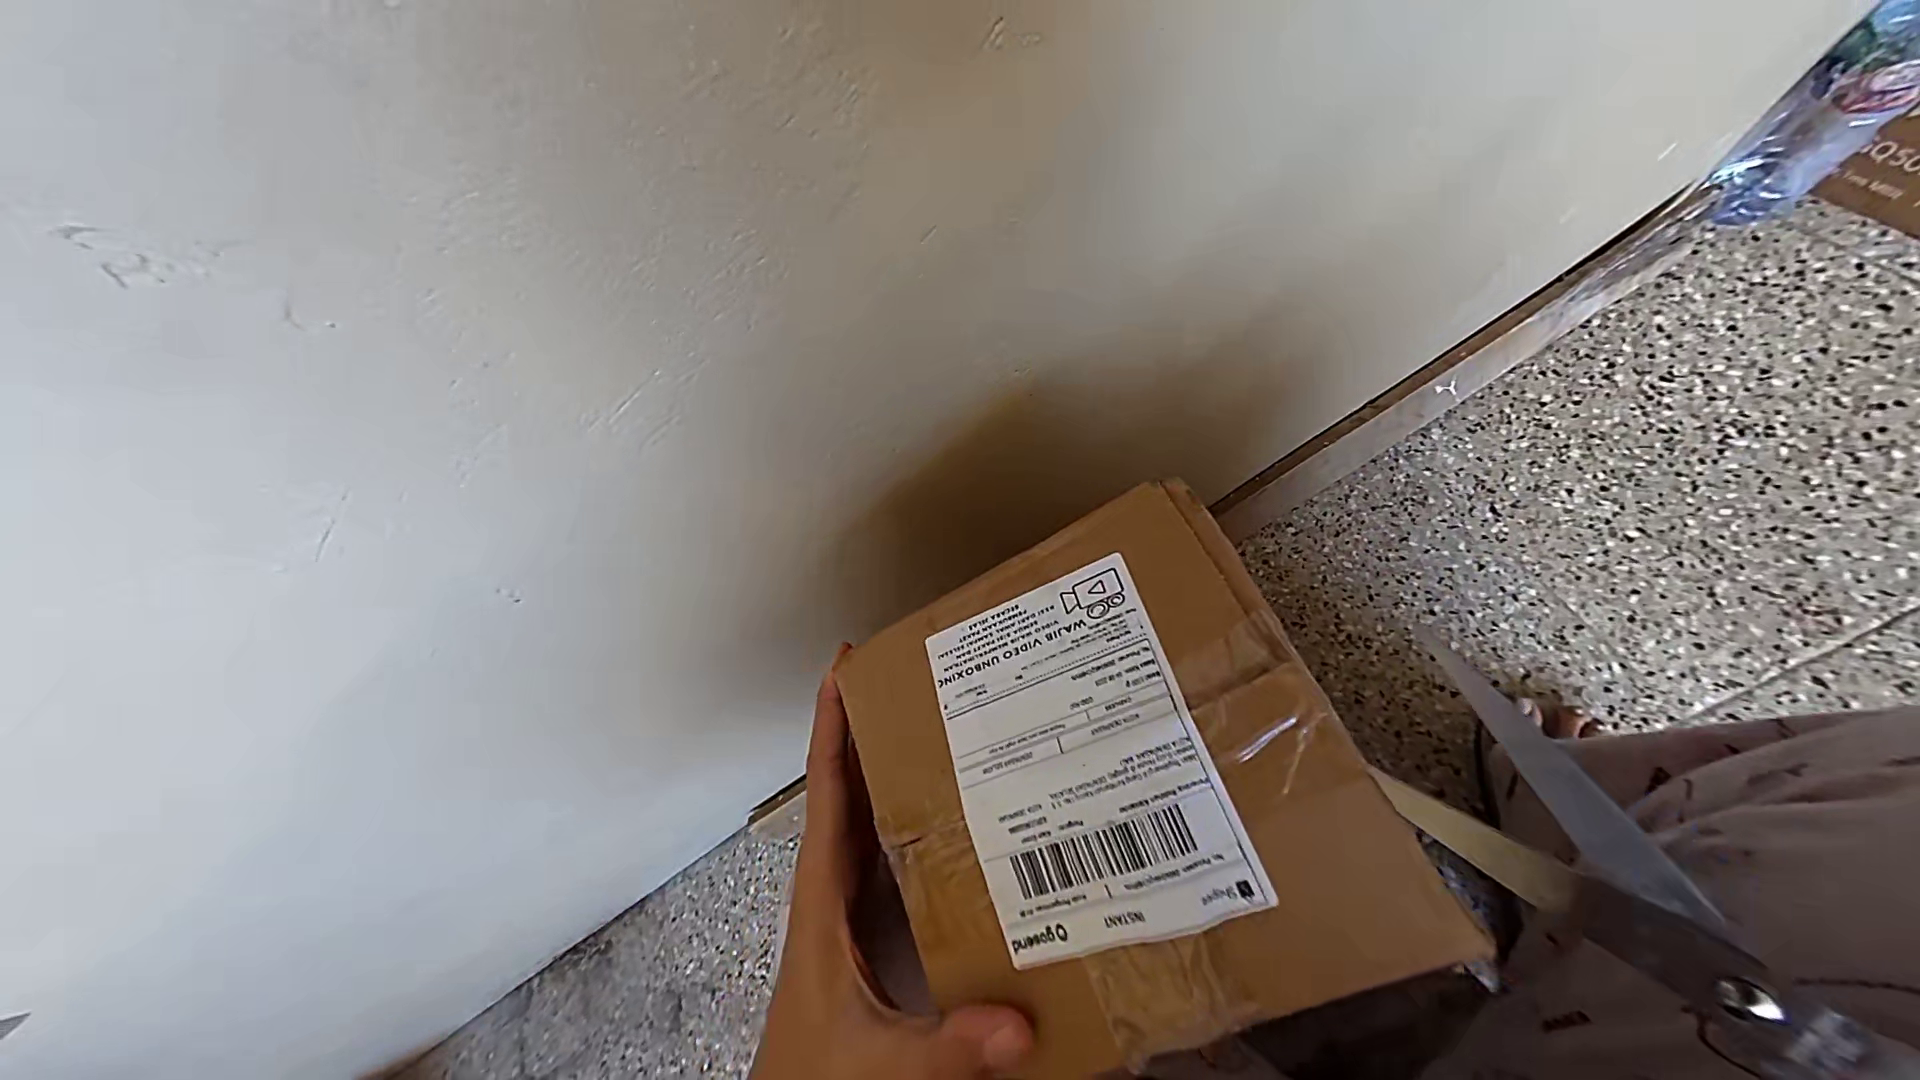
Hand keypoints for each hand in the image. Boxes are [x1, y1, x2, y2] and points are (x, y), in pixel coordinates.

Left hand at [751, 645, 1033, 1079]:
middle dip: (867, 721)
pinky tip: (947, 802)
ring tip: (932, 718)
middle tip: (904, 675)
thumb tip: (1020, 1023)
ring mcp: (854, 895)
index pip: (826, 785)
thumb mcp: (880, 1061)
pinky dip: (909, 810)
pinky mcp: (875, 916)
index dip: (830, 722)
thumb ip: (948, 1046)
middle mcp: (836, 877)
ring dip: (888, 760)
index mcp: (824, 887)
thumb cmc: (817, 1075)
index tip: (841, 666)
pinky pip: (891, 844)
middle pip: (850, 780)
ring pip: (870, 808)